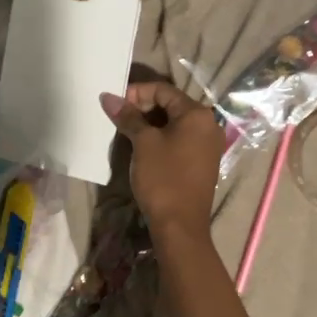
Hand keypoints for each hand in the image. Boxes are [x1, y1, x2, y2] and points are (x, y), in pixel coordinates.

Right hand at [100, 82, 222, 242]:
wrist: (180, 227)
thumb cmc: (163, 178)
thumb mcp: (143, 143)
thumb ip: (127, 116)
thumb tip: (108, 96)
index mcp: (197, 114)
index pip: (163, 90)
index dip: (137, 92)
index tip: (115, 104)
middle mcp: (208, 124)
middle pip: (171, 104)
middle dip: (143, 107)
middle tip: (119, 117)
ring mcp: (208, 144)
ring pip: (175, 122)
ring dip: (150, 122)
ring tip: (127, 131)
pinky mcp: (203, 161)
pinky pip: (180, 138)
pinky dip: (161, 136)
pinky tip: (143, 146)